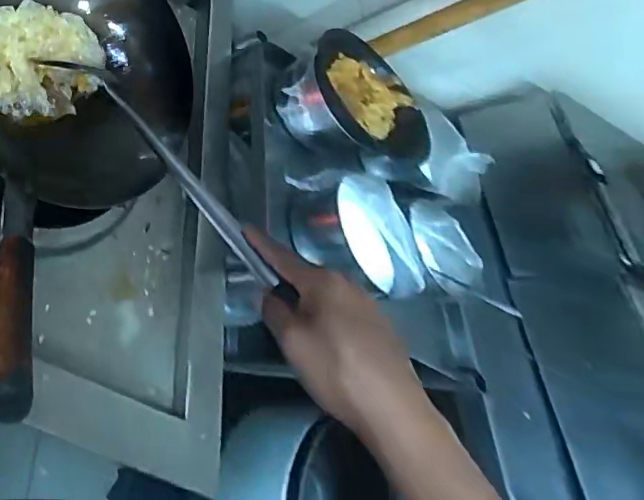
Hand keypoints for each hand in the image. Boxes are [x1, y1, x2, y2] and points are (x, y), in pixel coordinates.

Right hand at [246, 226, 425, 441]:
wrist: (398, 414)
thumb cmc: (337, 371)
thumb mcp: (292, 342)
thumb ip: (273, 310)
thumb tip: (269, 294)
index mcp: (323, 281)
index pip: (283, 257)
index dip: (261, 244)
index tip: (246, 229)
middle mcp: (348, 284)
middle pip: (307, 278)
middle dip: (287, 283)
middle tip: (269, 298)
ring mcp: (369, 305)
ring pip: (327, 297)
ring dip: (310, 305)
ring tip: (300, 329)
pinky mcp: (383, 328)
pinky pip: (345, 313)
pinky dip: (330, 319)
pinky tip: (330, 345)